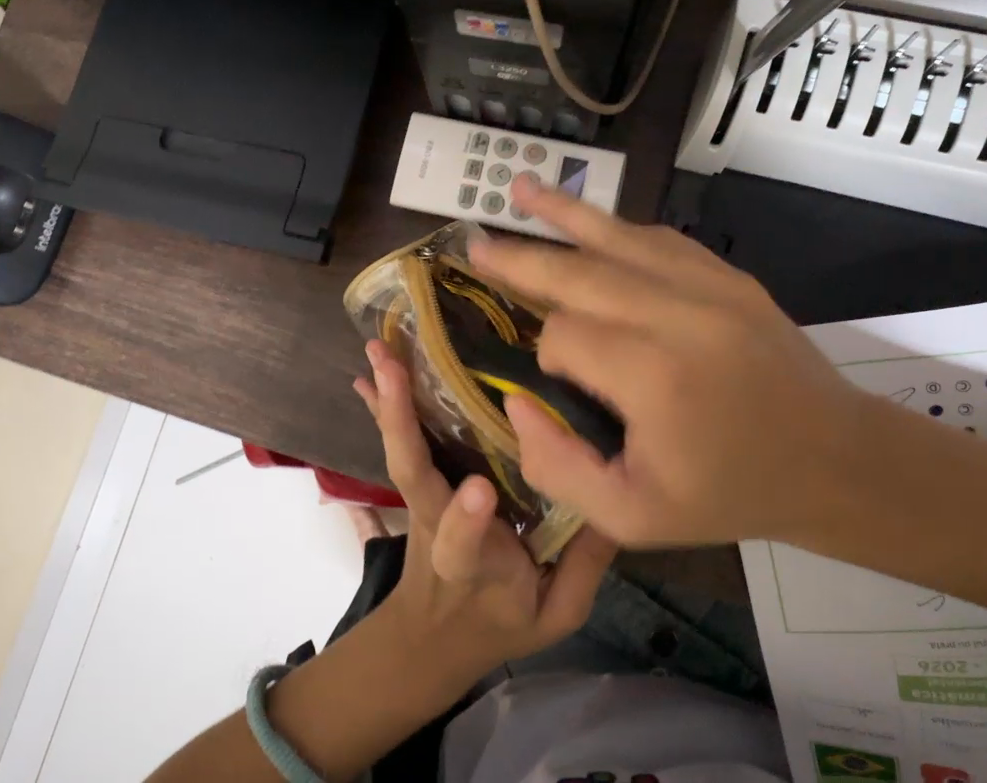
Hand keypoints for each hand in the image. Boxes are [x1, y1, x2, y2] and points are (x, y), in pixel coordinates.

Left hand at [354, 341, 615, 675]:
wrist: (434, 636)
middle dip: (400, 423)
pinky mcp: (417, 486)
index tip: (480, 488)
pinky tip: (373, 368)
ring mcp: (421, 502)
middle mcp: (437, 525)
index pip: (464, 545)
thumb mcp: (555, 615)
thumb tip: (612, 507)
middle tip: (389, 365)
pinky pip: (400, 443)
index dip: (466, 520)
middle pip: (413, 475)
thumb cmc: (500, 623)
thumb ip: (584, 568)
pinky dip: (385, 406)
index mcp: (473, 564)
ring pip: (401, 451)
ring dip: (388, 400)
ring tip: (379, 349)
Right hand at [468, 174, 889, 547]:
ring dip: (563, 213)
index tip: (560, 381)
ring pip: (617, 237)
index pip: (563, 335)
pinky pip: (659, 238)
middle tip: (475, 242)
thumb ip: (557, 466)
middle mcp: (678, 316)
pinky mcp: (730, 276)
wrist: (836, 461)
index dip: (546, 354)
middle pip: (578, 270)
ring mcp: (710, 286)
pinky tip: (587, 220)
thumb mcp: (632, 517)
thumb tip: (516, 402)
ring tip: (520, 188)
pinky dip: (615, 227)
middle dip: (522, 257)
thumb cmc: (729, 493)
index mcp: (653, 377)